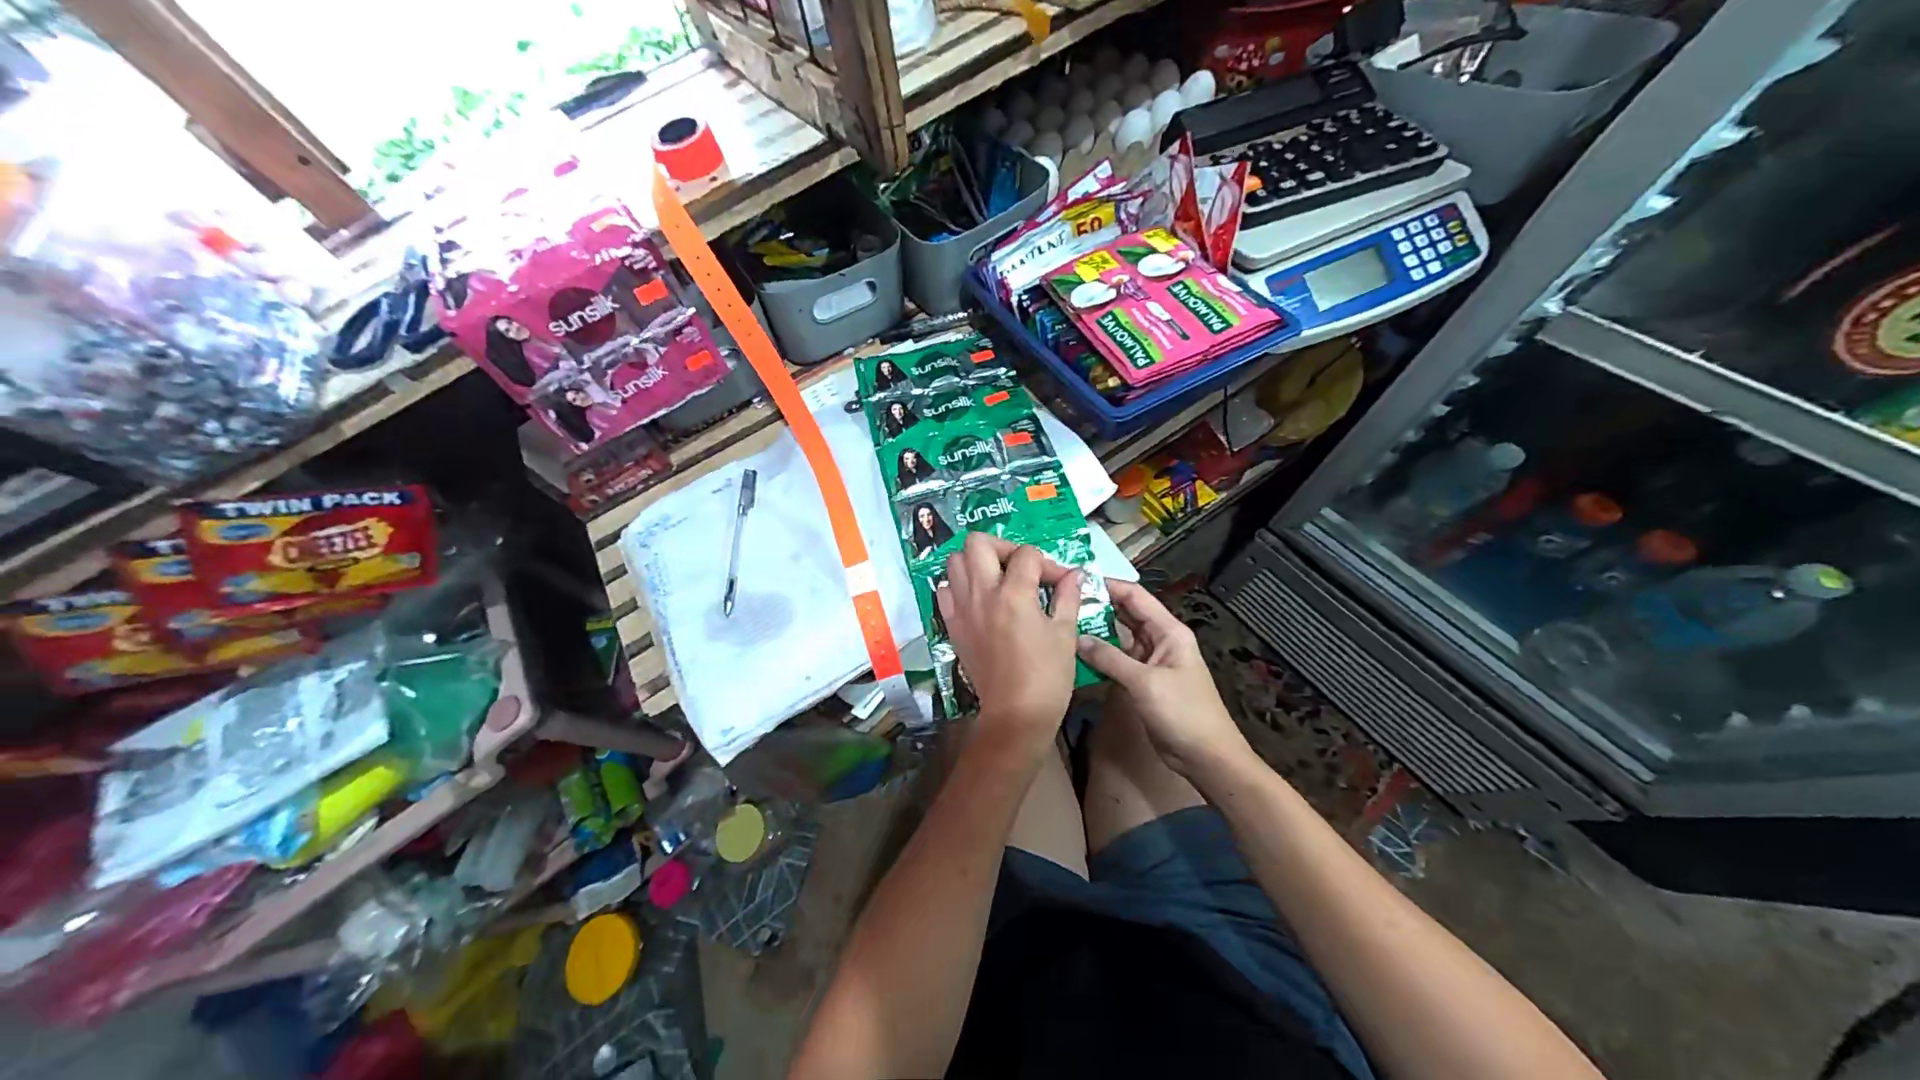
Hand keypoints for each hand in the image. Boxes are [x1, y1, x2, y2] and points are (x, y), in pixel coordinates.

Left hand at [937, 534, 1082, 751]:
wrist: (1015, 714)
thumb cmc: (1047, 676)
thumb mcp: (1065, 633)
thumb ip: (1068, 597)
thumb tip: (1074, 574)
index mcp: (1014, 594)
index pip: (1027, 554)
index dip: (1048, 563)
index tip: (1060, 581)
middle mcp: (982, 594)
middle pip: (978, 543)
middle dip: (1003, 546)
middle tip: (1020, 567)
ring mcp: (962, 609)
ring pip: (955, 562)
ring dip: (977, 562)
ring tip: (998, 579)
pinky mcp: (952, 626)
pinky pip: (945, 591)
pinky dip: (959, 587)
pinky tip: (979, 599)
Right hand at [1076, 579, 1253, 778]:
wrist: (1206, 756)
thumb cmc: (1183, 713)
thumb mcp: (1145, 682)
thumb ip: (1110, 658)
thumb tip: (1077, 638)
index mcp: (1169, 631)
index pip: (1136, 597)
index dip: (1109, 585)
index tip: (1077, 579)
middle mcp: (1160, 640)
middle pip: (1127, 614)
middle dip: (1099, 606)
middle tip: (1064, 600)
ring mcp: (1151, 661)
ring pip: (1120, 638)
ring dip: (1098, 632)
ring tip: (1065, 622)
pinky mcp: (1143, 681)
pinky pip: (1119, 660)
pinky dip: (1101, 656)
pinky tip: (1078, 654)